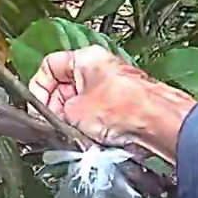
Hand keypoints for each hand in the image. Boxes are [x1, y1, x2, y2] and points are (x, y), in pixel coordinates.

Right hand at [29, 46, 197, 162]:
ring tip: (78, 133)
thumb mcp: (74, 112)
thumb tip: (53, 120)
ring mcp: (113, 87)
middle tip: (55, 125)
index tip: (37, 108)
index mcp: (86, 58)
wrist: (159, 123)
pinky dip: (93, 129)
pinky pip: (99, 117)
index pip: (49, 66)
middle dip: (58, 108)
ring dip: (76, 122)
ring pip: (82, 105)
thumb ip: (55, 113)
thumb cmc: (125, 109)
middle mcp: (101, 69)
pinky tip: (95, 138)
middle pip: (65, 87)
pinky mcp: (124, 107)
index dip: (39, 88)